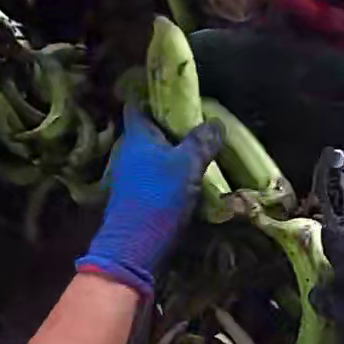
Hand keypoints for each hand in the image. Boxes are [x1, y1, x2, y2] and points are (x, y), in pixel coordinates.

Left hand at [76, 107, 221, 294]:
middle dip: (169, 128)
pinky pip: (153, 178)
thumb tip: (216, 123)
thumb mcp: (187, 166)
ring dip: (170, 155)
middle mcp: (127, 152)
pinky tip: (186, 182)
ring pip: (151, 157)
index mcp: (136, 136)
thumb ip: (202, 142)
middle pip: (148, 132)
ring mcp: (128, 178)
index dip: (153, 97)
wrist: (133, 248)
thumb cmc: (158, 198)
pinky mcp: (134, 199)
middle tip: (197, 126)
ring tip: (197, 154)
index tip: (175, 95)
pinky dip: (167, 176)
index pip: (138, 105)